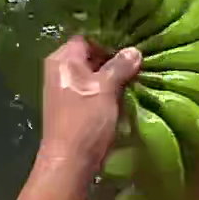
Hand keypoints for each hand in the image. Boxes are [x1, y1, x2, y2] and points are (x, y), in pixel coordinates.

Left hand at [37, 37, 142, 176]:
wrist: (70, 161)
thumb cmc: (85, 120)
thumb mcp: (106, 89)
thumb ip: (120, 66)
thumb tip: (134, 51)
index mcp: (62, 59)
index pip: (88, 38)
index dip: (110, 41)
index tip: (132, 48)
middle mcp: (59, 70)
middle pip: (90, 56)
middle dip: (113, 59)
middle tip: (139, 62)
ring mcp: (63, 90)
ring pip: (92, 75)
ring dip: (112, 77)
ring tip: (136, 77)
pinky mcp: (71, 107)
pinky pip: (91, 91)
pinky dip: (106, 91)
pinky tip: (124, 94)